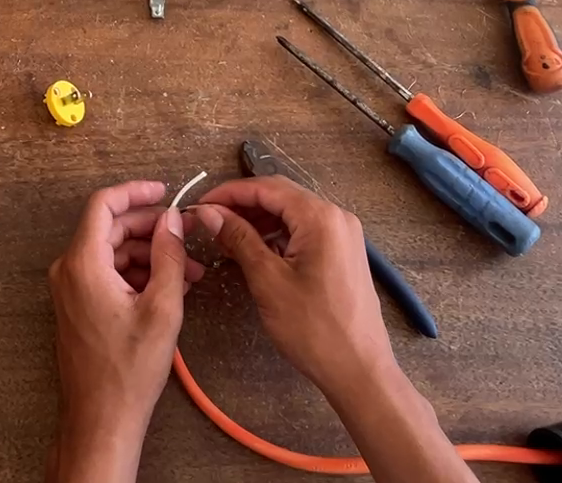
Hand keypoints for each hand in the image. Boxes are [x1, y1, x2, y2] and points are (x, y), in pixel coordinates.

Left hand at [46, 180, 204, 482]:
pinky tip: (168, 286)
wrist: (101, 422)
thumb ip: (168, 256)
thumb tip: (172, 220)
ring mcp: (71, 287)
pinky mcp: (78, 304)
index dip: (135, 192)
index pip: (104, 204)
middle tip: (185, 233)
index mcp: (83, 263)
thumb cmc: (127, 372)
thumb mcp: (161, 308)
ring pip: (113, 251)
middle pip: (111, 228)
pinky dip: (137, 273)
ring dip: (149, 254)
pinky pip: (107, 272)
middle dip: (151, 228)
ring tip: (188, 271)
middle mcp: (70, 269)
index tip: (163, 190)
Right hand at [187, 175, 390, 399]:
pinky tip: (256, 249)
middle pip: (280, 195)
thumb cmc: (313, 328)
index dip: (229, 193)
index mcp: (320, 217)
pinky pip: (304, 229)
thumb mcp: (268, 281)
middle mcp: (336, 216)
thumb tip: (208, 212)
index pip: (266, 187)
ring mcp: (343, 233)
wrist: (361, 374)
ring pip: (291, 212)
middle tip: (210, 220)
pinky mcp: (344, 251)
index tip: (200, 205)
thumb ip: (238, 238)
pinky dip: (277, 234)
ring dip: (258, 219)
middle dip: (242, 204)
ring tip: (227, 236)